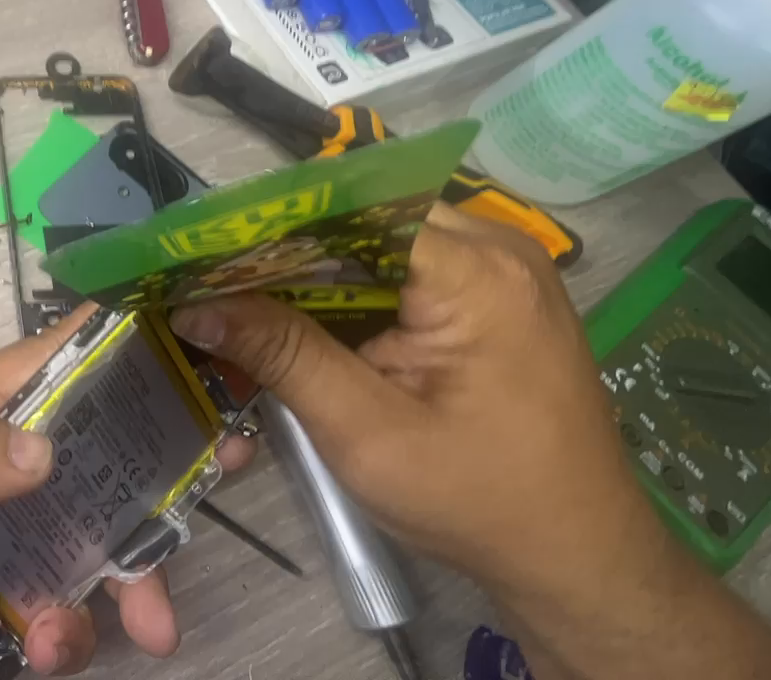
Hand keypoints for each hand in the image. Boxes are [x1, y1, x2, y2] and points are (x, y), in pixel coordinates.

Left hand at [0, 307, 255, 679]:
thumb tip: (44, 450)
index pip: (50, 359)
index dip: (121, 346)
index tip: (197, 354)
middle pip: (92, 449)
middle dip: (155, 466)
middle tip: (219, 478)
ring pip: (89, 532)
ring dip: (129, 570)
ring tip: (150, 625)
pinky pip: (60, 601)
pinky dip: (74, 626)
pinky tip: (53, 647)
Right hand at [169, 205, 671, 606]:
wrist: (579, 560)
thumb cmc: (480, 500)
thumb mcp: (364, 431)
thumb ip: (281, 355)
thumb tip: (192, 305)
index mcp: (473, 272)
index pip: (346, 209)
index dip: (268, 223)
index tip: (200, 249)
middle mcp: (490, 249)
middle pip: (354, 218)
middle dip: (276, 248)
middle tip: (205, 276)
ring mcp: (491, 269)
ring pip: (366, 240)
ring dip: (302, 269)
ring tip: (234, 294)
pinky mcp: (484, 294)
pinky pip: (391, 267)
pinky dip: (337, 289)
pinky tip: (295, 318)